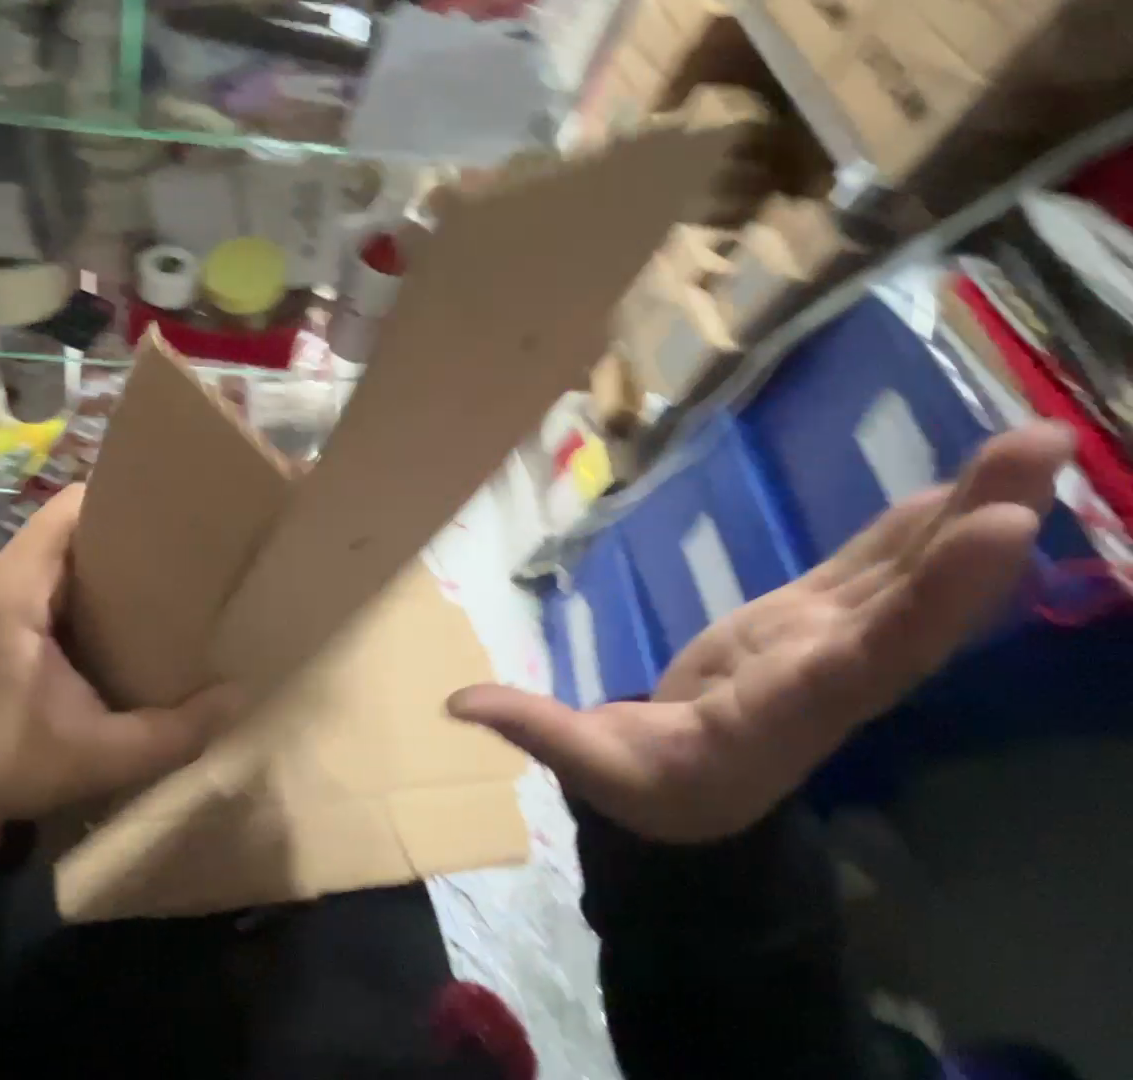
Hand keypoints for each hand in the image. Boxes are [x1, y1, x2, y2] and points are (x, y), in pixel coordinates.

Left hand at [0, 485, 241, 887]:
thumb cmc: (16, 765)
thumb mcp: (106, 754)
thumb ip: (177, 730)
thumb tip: (242, 695)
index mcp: (17, 588)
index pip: (71, 507)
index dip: (122, 498)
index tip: (177, 510)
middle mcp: (5, 575)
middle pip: (72, 518)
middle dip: (127, 523)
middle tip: (188, 540)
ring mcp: (3, 592)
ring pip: (66, 543)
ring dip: (113, 550)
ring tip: (172, 565)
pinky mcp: (8, 612)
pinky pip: (58, 569)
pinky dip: (96, 574)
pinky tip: (138, 602)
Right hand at [448, 423, 1073, 842]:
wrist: (698, 811)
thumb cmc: (646, 792)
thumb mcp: (587, 769)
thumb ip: (532, 729)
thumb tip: (453, 703)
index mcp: (775, 715)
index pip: (860, 663)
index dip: (925, 602)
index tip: (995, 534)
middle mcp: (827, 678)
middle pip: (914, 611)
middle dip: (979, 534)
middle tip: (1042, 447)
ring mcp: (824, 649)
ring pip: (907, 583)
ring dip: (971, 514)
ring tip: (1031, 440)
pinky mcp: (808, 628)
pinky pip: (870, 577)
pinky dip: (915, 534)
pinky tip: (958, 490)